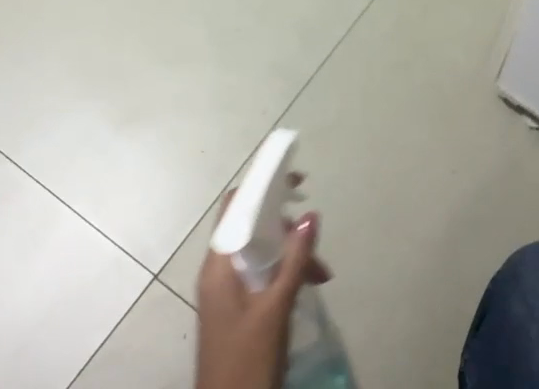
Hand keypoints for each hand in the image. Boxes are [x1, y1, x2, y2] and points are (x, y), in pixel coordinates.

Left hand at [195, 182, 331, 388]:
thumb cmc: (248, 360)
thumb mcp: (276, 308)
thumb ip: (295, 260)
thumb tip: (311, 215)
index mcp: (219, 266)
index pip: (235, 207)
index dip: (263, 185)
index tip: (296, 178)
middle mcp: (218, 272)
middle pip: (248, 226)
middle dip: (284, 223)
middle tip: (314, 226)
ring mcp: (225, 291)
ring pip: (259, 252)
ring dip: (290, 253)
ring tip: (321, 273)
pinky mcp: (235, 309)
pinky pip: (260, 274)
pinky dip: (284, 272)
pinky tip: (307, 285)